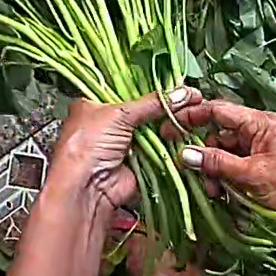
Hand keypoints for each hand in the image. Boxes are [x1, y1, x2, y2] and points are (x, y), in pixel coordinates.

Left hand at [48, 87, 200, 209]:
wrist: (88, 189)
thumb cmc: (85, 147)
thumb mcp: (118, 115)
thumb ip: (151, 103)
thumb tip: (179, 92)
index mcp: (95, 106)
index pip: (129, 90)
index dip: (152, 88)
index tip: (175, 86)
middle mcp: (110, 124)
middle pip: (146, 111)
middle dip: (165, 108)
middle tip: (188, 99)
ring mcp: (126, 144)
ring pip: (156, 130)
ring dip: (171, 126)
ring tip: (190, 115)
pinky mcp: (141, 161)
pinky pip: (162, 149)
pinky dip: (172, 144)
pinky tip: (185, 134)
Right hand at [168, 100, 275, 229]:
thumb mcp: (251, 174)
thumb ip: (217, 162)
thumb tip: (185, 153)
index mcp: (259, 123)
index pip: (218, 110)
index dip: (191, 116)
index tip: (169, 128)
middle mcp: (258, 130)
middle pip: (218, 134)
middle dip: (204, 155)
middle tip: (195, 174)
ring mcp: (259, 148)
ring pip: (223, 153)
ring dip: (214, 172)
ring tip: (215, 191)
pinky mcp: (260, 165)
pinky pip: (234, 166)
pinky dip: (225, 179)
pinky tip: (223, 194)